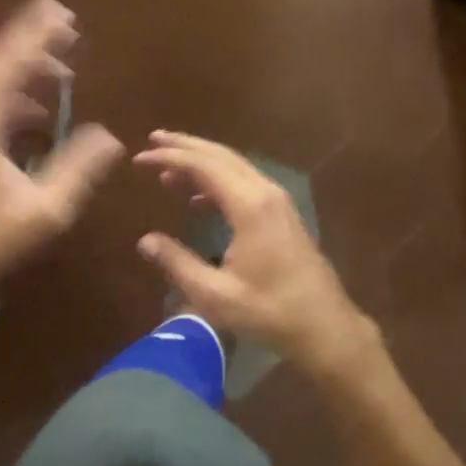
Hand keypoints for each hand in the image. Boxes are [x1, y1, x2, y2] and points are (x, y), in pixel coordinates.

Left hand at [0, 0, 123, 313]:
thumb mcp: (43, 211)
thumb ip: (78, 168)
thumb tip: (110, 136)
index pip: (8, 60)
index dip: (37, 34)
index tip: (65, 13)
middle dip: (32, 41)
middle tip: (70, 30)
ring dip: (23, 66)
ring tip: (62, 68)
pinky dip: (12, 90)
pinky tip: (38, 109)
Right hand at [134, 131, 377, 371]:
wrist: (325, 326)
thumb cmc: (269, 311)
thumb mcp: (215, 295)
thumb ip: (178, 263)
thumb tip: (145, 241)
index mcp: (249, 205)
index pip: (203, 165)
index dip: (170, 158)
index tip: (141, 158)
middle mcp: (265, 191)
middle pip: (220, 155)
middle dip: (185, 146)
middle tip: (153, 139)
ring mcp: (277, 200)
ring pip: (234, 166)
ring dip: (201, 162)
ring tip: (167, 169)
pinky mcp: (282, 212)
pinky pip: (244, 181)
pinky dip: (217, 180)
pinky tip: (198, 199)